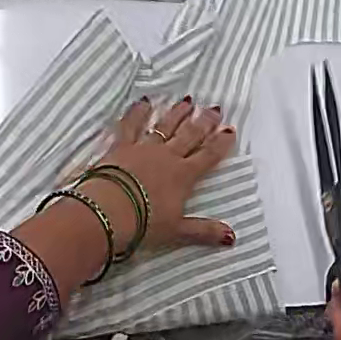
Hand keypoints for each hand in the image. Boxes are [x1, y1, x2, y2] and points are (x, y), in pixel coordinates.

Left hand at [93, 96, 237, 250]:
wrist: (108, 211)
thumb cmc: (143, 223)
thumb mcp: (178, 231)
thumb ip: (205, 231)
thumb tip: (232, 237)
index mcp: (184, 176)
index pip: (208, 156)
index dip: (220, 143)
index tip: (229, 130)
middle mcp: (167, 157)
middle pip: (190, 135)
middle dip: (204, 122)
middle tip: (214, 109)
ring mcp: (144, 148)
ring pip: (165, 126)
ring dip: (177, 113)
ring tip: (187, 102)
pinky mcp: (121, 146)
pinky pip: (131, 124)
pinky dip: (138, 112)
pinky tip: (144, 102)